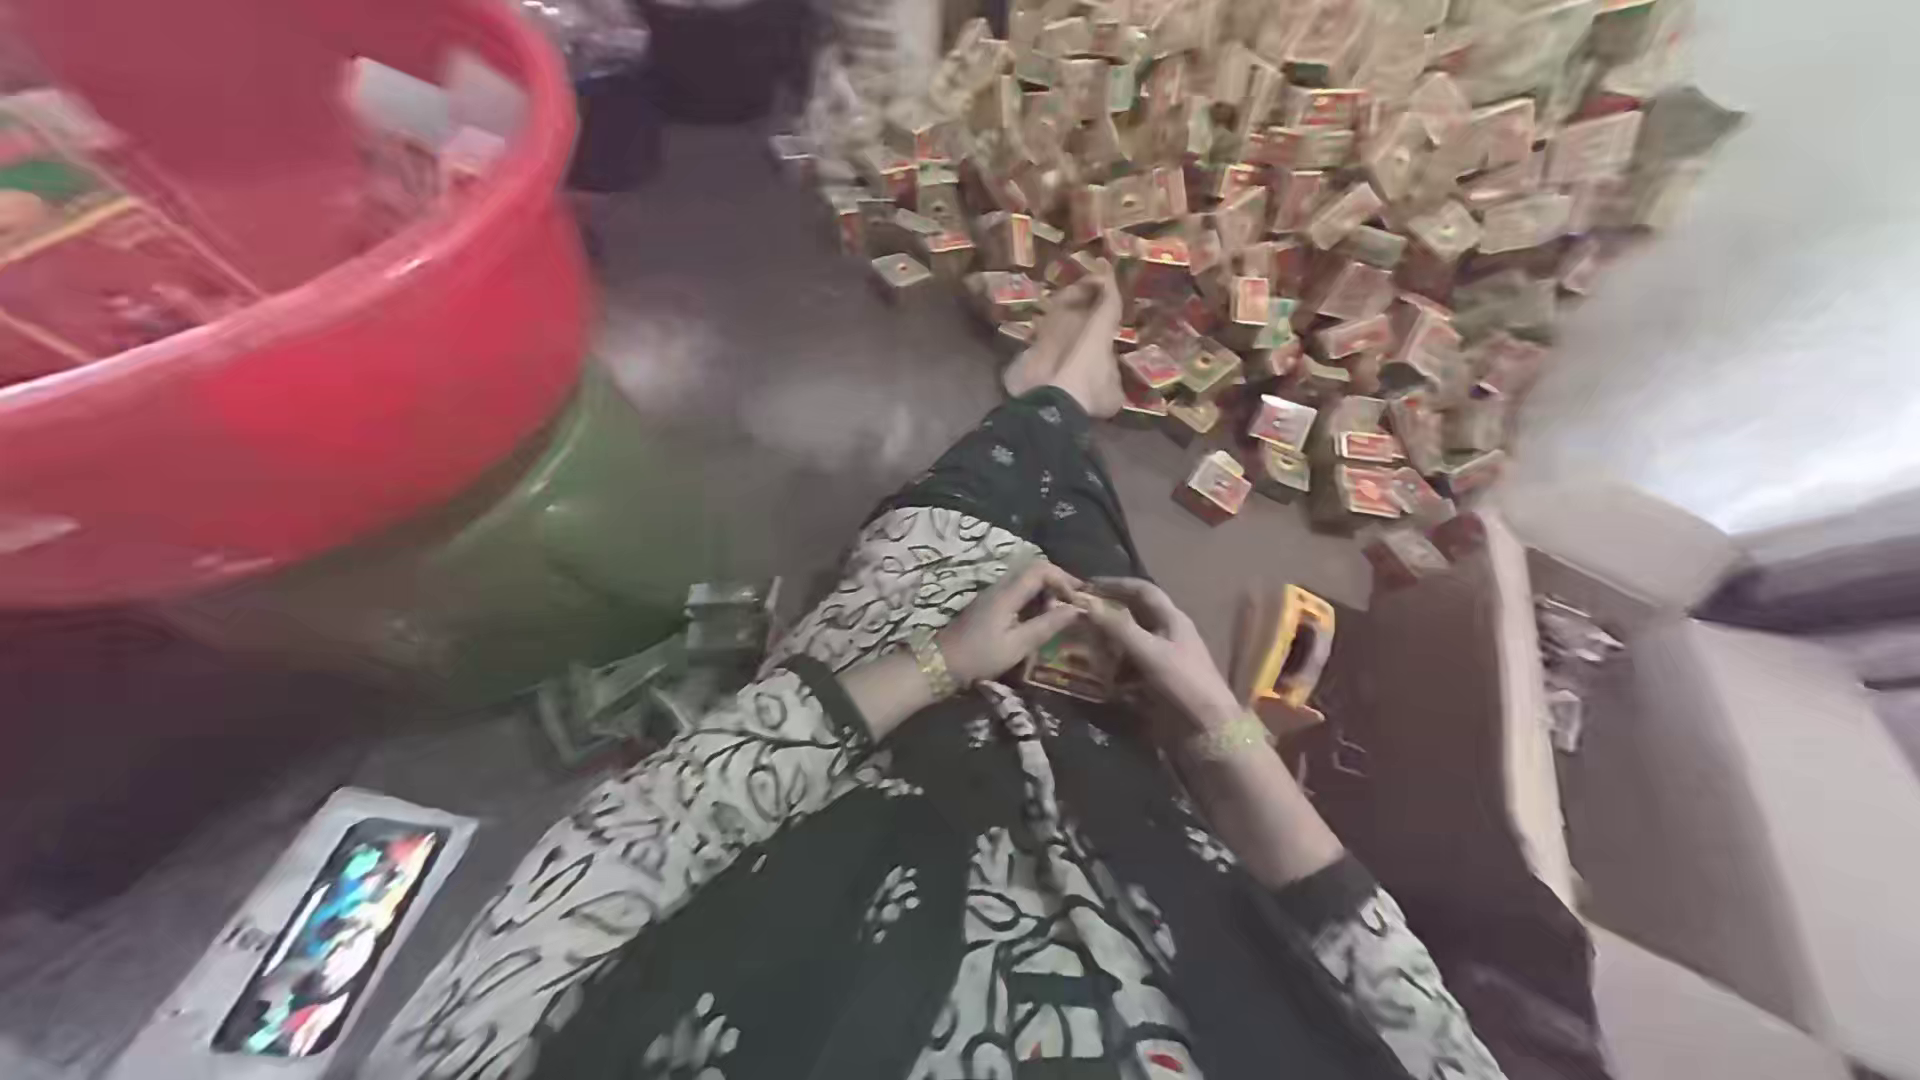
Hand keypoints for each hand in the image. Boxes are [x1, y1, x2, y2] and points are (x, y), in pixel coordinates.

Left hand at [936, 560, 1085, 685]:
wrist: (942, 663)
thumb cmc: (980, 656)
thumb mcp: (1018, 645)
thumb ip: (1047, 625)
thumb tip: (1075, 608)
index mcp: (1007, 593)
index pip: (1040, 569)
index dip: (1062, 578)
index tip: (1077, 598)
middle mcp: (1000, 586)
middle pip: (1033, 569)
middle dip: (1058, 580)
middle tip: (1075, 600)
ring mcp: (993, 593)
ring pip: (1026, 578)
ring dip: (1047, 589)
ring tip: (1062, 609)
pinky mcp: (990, 603)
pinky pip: (1018, 590)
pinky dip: (1034, 597)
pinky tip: (1042, 615)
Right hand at [1084, 577, 1240, 734]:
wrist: (1208, 730)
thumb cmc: (1183, 683)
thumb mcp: (1149, 652)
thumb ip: (1118, 628)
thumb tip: (1088, 604)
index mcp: (1172, 619)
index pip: (1142, 590)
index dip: (1116, 584)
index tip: (1087, 585)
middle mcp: (1167, 633)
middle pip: (1134, 614)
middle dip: (1107, 612)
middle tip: (1078, 614)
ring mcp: (1162, 657)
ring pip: (1129, 639)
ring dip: (1107, 639)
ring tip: (1080, 641)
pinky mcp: (1156, 680)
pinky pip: (1129, 664)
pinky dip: (1112, 663)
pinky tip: (1096, 670)